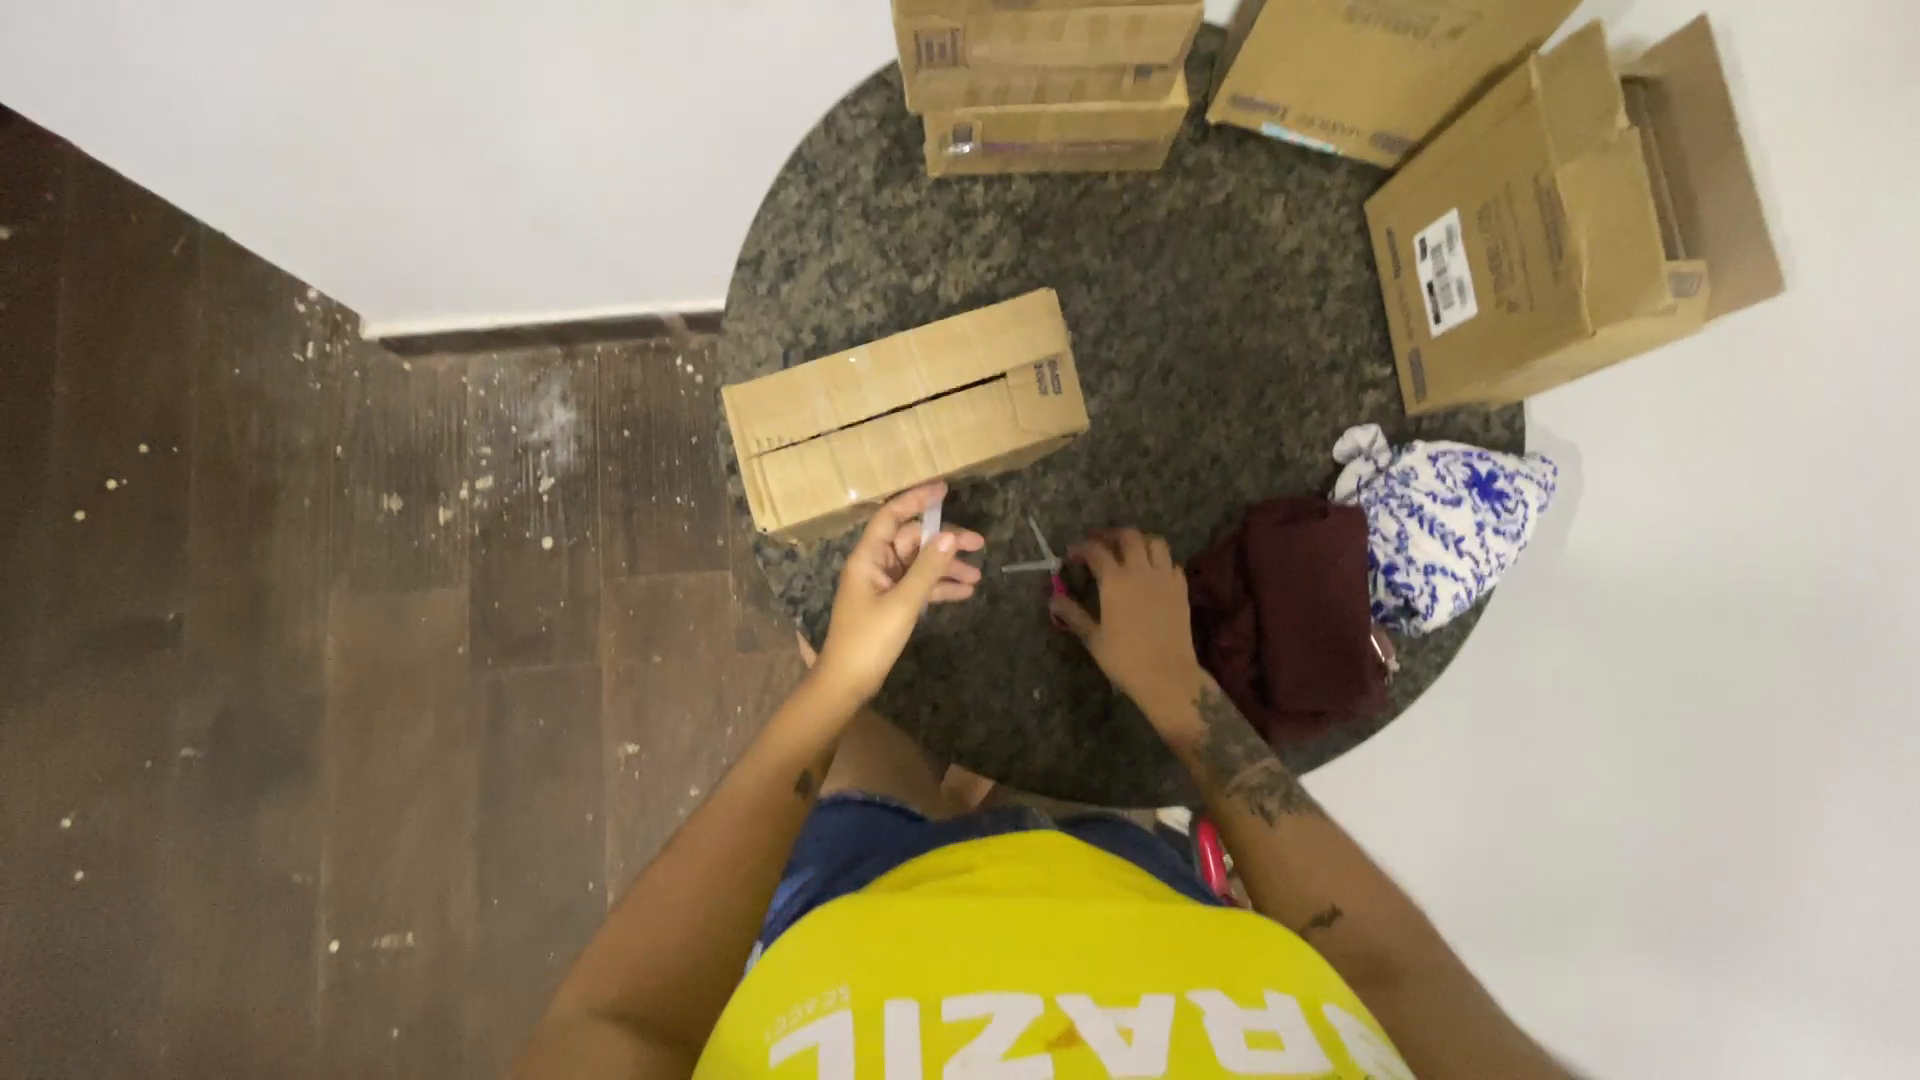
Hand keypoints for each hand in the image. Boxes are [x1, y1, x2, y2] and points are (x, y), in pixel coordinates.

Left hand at [814, 482, 984, 703]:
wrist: (848, 682)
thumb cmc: (869, 639)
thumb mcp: (903, 603)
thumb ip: (928, 568)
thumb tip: (950, 536)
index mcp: (868, 557)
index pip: (891, 516)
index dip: (916, 500)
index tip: (944, 490)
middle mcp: (875, 565)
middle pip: (912, 541)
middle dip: (944, 541)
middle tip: (978, 545)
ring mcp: (883, 585)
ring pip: (919, 565)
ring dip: (946, 567)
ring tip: (977, 576)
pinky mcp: (891, 604)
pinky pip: (918, 586)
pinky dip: (939, 587)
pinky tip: (964, 592)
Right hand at [1051, 528, 1207, 721]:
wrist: (1168, 675)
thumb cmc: (1125, 658)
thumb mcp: (1093, 638)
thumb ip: (1073, 614)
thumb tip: (1053, 600)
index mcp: (1115, 581)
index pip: (1096, 551)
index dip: (1081, 548)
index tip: (1071, 555)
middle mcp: (1140, 571)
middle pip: (1128, 536)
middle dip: (1111, 534)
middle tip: (1098, 541)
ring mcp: (1164, 578)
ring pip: (1155, 543)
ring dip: (1140, 541)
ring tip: (1128, 550)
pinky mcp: (1181, 589)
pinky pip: (1171, 563)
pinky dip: (1159, 561)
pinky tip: (1152, 573)